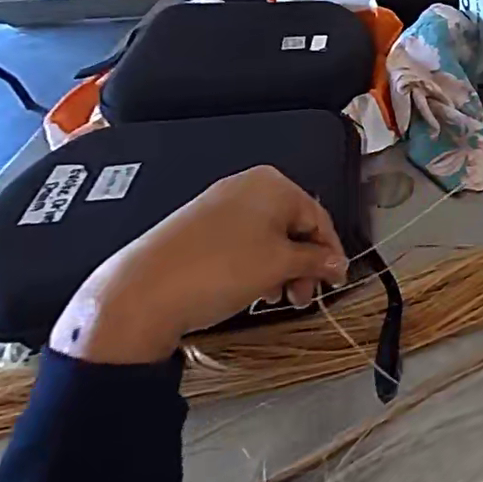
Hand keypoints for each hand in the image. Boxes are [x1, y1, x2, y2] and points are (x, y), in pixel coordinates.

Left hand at [50, 166, 346, 363]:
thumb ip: (315, 261)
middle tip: (303, 294)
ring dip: (280, 268)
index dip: (330, 252)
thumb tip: (335, 262)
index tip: (335, 280)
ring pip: (268, 236)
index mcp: (271, 184)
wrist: (147, 290)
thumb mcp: (279, 265)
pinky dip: (255, 265)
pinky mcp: (201, 227)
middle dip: (303, 263)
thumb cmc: (216, 268)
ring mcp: (221, 205)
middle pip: (292, 225)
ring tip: (275, 297)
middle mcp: (246, 187)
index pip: (318, 216)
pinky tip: (251, 290)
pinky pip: (242, 242)